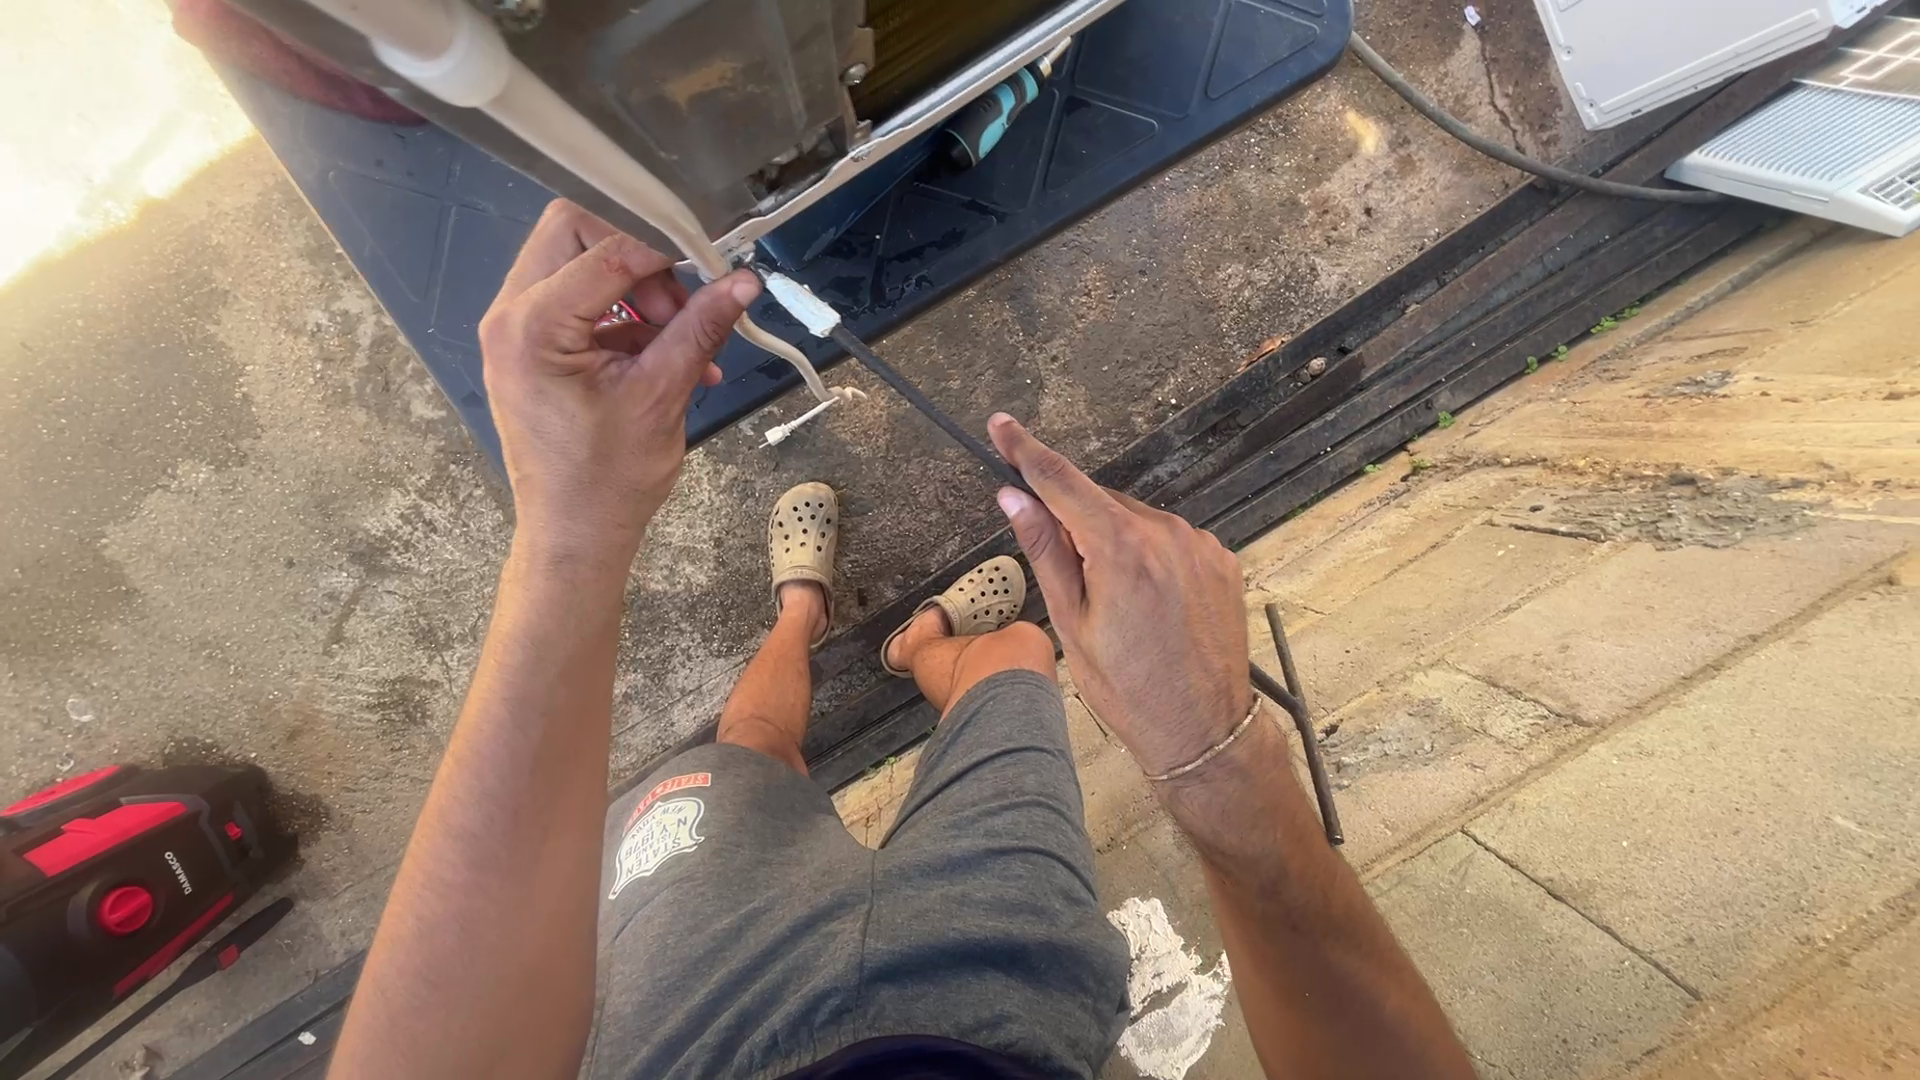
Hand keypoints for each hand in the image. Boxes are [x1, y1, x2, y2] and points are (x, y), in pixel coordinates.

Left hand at [478, 200, 760, 564]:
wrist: (576, 531)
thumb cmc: (612, 476)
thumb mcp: (662, 396)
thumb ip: (700, 330)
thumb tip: (744, 282)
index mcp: (532, 325)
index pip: (602, 248)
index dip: (664, 250)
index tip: (712, 268)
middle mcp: (510, 314)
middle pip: (574, 234)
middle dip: (640, 260)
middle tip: (680, 307)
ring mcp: (517, 330)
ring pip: (579, 266)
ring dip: (639, 293)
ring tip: (683, 341)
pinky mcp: (534, 348)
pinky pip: (583, 307)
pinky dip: (629, 322)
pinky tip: (672, 359)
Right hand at [988, 414, 1252, 777]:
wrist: (1203, 729)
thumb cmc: (1126, 687)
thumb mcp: (1070, 622)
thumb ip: (1045, 549)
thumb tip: (1014, 496)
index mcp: (1120, 549)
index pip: (1061, 481)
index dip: (1026, 450)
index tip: (1002, 424)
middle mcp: (1165, 533)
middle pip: (1099, 502)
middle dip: (1074, 521)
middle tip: (1072, 580)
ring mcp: (1198, 543)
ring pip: (1133, 520)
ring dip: (1112, 540)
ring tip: (1118, 603)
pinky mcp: (1220, 557)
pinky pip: (1166, 538)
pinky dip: (1146, 553)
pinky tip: (1149, 600)